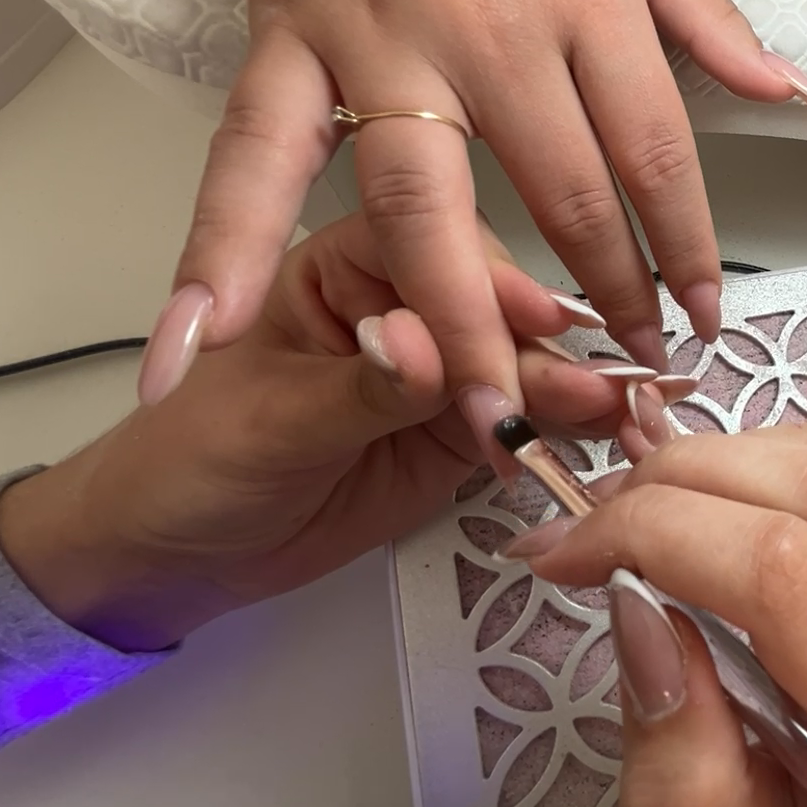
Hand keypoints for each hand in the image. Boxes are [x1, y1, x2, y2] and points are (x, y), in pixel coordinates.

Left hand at [0, 213, 644, 652]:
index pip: (428, 249)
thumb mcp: (270, 421)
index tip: (536, 319)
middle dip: (543, 347)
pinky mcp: (474, 414)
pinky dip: (566, 423)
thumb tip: (425, 344)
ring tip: (617, 411)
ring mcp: (453, 360)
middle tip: (595, 384)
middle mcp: (415, 299)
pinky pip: (528, 410)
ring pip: (524, 359)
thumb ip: (364, 385)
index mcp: (349, 264)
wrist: (190, 557)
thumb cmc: (193, 465)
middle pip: (496, 305)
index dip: (486, 282)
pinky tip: (607, 428)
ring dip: (569, 386)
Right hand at [143, 0, 806, 419]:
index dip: (691, 250)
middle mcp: (488, 34)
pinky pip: (252, 161)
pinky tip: (201, 342)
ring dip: (465, 323)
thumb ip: (717, 25)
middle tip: (633, 367)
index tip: (707, 314)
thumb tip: (798, 95)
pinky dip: (220, 251)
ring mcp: (380, 46)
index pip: (658, 159)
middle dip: (607, 298)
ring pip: (426, 210)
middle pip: (565, 200)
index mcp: (586, 4)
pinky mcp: (288, 46)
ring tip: (497, 413)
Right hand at [523, 421, 806, 806]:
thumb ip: (673, 751)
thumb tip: (636, 599)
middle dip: (683, 478)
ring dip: (725, 458)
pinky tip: (719, 502)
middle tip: (600, 519)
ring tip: (652, 507)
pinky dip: (766, 457)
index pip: (788, 577)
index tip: (572, 551)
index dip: (663, 534)